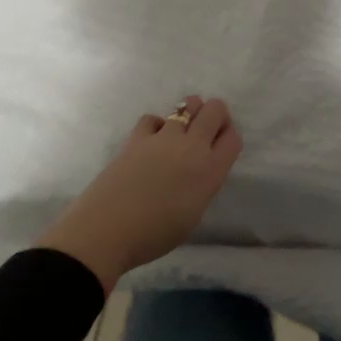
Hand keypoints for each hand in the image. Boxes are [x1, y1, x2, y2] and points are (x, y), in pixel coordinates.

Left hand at [36, 96, 242, 290]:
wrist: (107, 231)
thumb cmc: (154, 235)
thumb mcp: (192, 216)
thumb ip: (202, 187)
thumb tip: (198, 172)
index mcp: (210, 170)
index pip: (233, 138)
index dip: (228, 137)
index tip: (219, 146)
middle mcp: (192, 146)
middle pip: (216, 109)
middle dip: (215, 115)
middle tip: (205, 133)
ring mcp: (164, 137)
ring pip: (188, 105)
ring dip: (190, 113)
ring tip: (181, 131)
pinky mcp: (138, 137)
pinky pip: (154, 118)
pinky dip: (156, 126)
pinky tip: (151, 141)